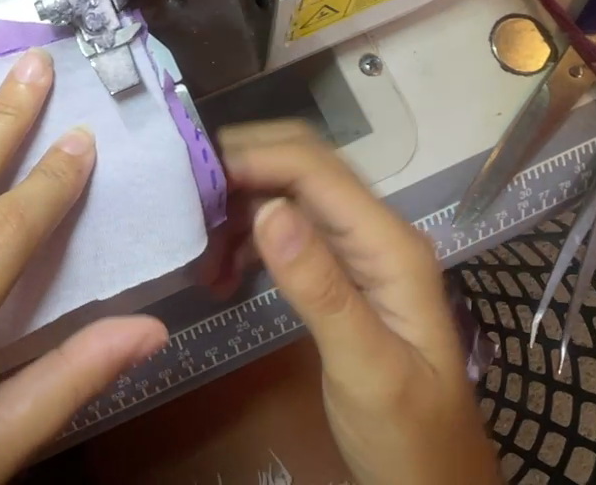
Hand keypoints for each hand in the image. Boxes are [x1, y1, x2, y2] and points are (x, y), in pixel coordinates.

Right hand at [218, 121, 500, 484]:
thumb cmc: (409, 437)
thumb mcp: (366, 371)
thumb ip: (320, 289)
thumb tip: (267, 209)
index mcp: (390, 244)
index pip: (315, 168)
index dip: (254, 158)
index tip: (193, 175)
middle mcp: (375, 231)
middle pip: (302, 164)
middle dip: (243, 168)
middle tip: (185, 194)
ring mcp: (357, 250)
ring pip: (288, 193)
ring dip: (240, 206)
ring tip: (198, 245)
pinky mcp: (339, 271)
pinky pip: (286, 229)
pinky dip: (248, 237)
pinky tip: (221, 270)